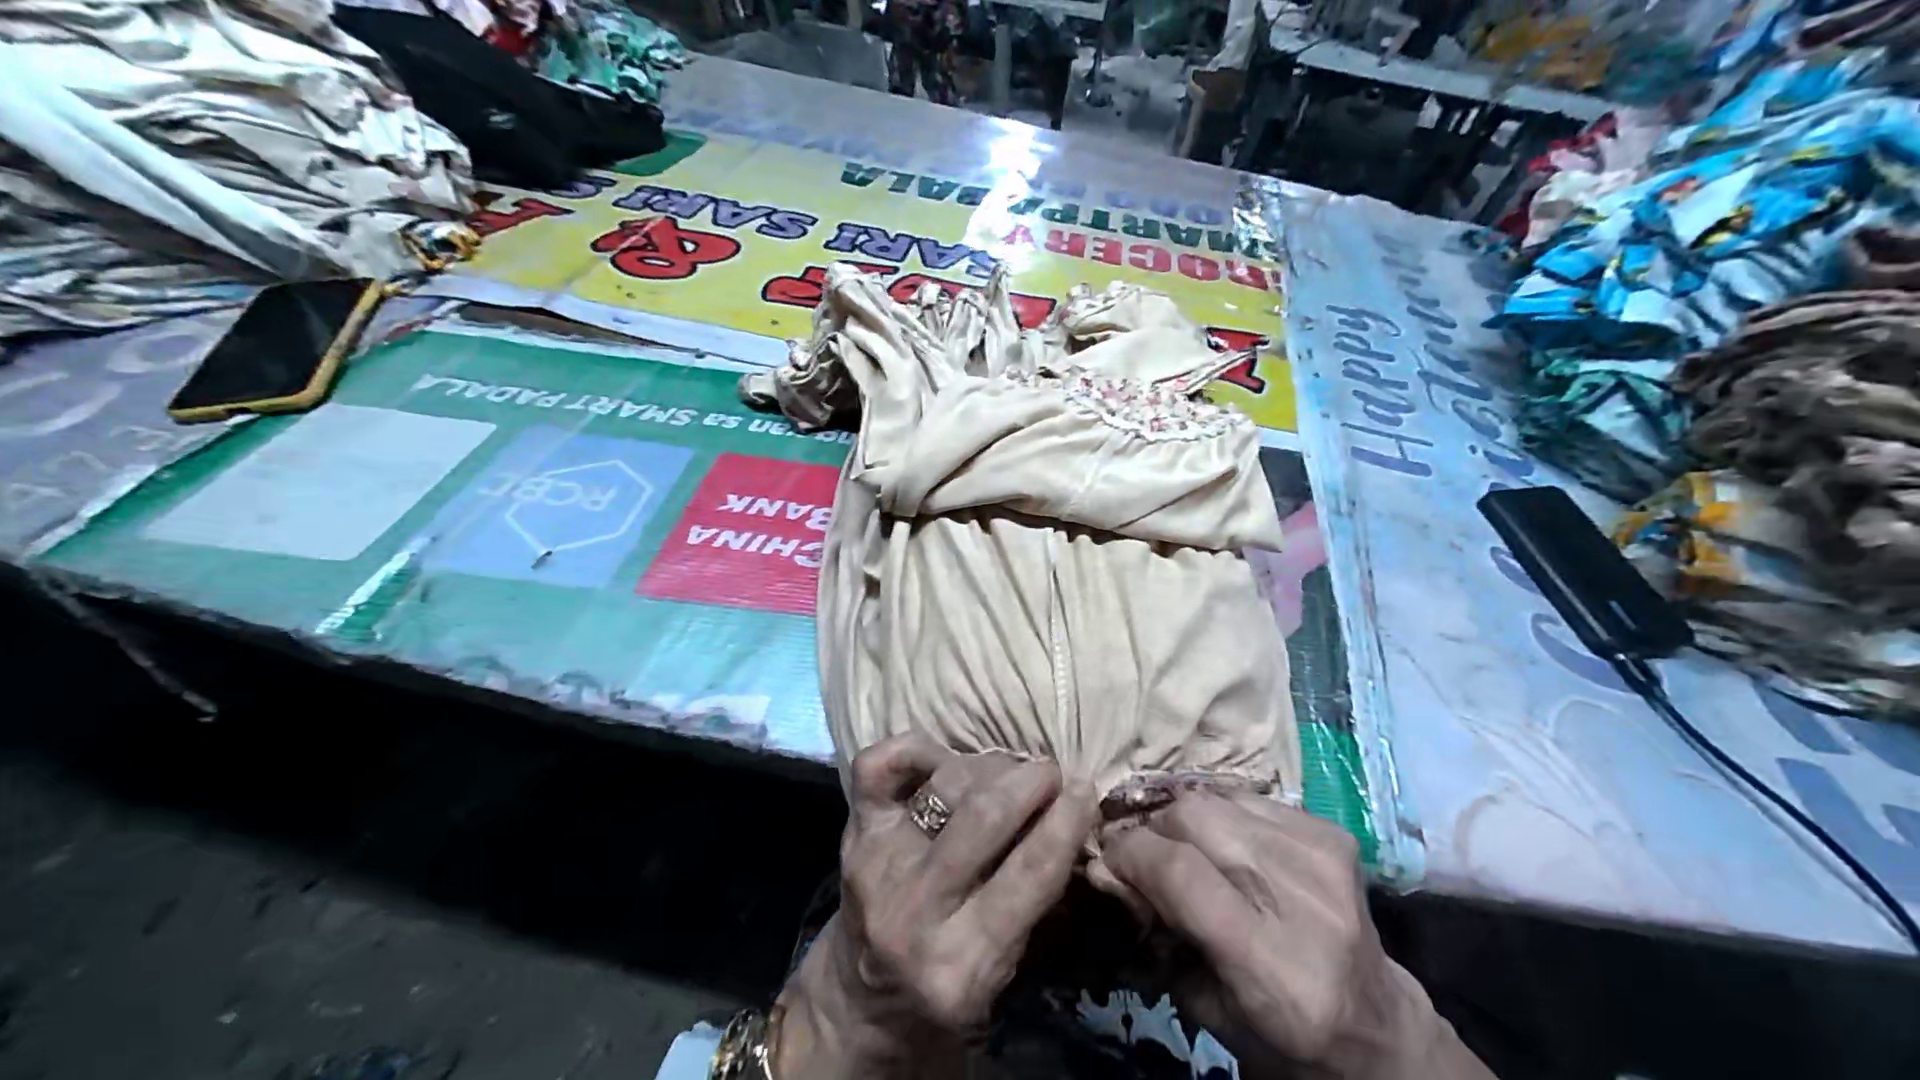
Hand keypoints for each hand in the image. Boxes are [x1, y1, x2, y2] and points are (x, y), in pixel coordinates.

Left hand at [774, 735, 1097, 1078]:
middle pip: (983, 817)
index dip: (1065, 823)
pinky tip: (946, 759)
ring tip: (1008, 770)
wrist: (866, 994)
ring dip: (989, 765)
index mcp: (963, 963)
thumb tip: (1073, 814)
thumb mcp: (1007, 964)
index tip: (1085, 790)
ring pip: (943, 785)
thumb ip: (1040, 896)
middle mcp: (913, 911)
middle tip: (1050, 772)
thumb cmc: (951, 981)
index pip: (1028, 875)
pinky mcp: (853, 831)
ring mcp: (876, 864)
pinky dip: (917, 748)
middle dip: (1029, 782)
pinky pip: (878, 765)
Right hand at [1098, 793, 1491, 1079]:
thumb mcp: (1204, 1003)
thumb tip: (1103, 865)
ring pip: (1215, 798)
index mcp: (1276, 967)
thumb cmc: (1281, 1033)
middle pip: (1196, 818)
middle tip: (1143, 856)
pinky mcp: (1332, 833)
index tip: (1108, 861)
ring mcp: (1324, 858)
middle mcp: (1306, 901)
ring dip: (1183, 820)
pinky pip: (1244, 797)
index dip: (1130, 854)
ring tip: (1181, 847)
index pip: (1181, 872)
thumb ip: (1152, 928)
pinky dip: (1218, 814)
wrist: (1376, 1025)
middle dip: (1153, 830)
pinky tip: (1223, 844)